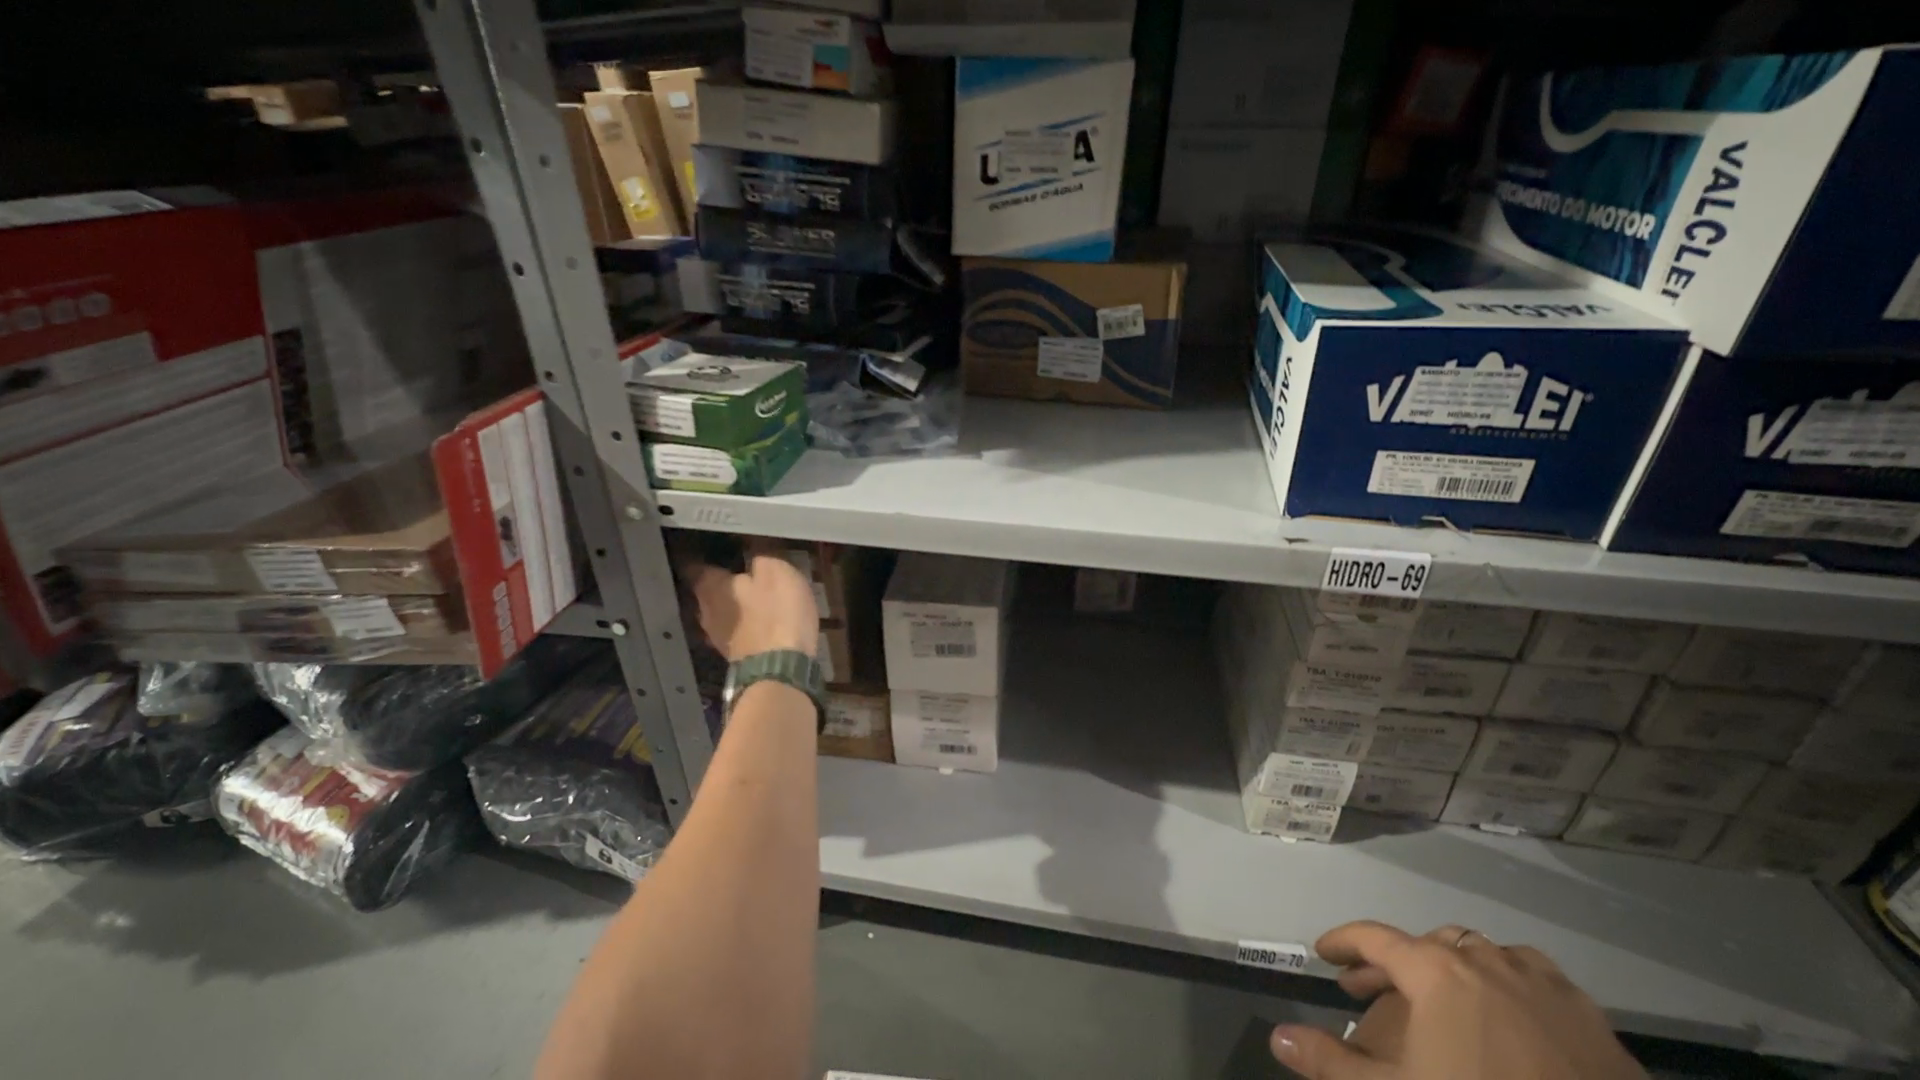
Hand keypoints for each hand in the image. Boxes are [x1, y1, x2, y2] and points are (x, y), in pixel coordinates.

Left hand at [689, 554, 818, 661]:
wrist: (784, 668)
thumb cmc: (777, 612)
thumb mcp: (775, 570)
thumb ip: (758, 558)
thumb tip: (751, 553)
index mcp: (710, 588)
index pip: (695, 566)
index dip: (704, 556)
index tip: (715, 549)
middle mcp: (705, 613)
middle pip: (708, 592)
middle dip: (722, 583)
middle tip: (742, 572)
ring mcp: (718, 639)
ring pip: (722, 614)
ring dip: (735, 606)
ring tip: (755, 597)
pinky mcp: (735, 658)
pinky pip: (737, 632)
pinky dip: (747, 625)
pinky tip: (763, 622)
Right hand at [1270, 921, 1647, 1079]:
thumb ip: (1331, 1062)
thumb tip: (1278, 1037)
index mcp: (1437, 972)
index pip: (1376, 937)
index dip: (1344, 942)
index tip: (1323, 954)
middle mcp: (1488, 961)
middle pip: (1429, 942)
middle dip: (1396, 960)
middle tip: (1373, 989)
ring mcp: (1543, 983)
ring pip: (1485, 953)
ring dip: (1452, 966)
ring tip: (1441, 998)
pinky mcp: (1589, 1016)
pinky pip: (1537, 977)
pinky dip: (1509, 983)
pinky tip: (1511, 1015)